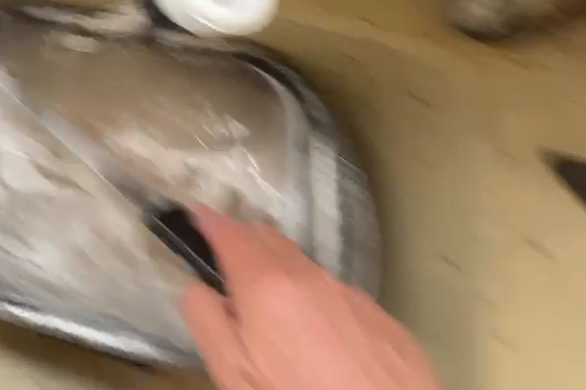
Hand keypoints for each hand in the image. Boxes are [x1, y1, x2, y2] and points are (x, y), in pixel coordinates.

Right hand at [182, 207, 440, 389]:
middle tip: (228, 265)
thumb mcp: (230, 369)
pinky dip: (323, 306)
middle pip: (268, 238)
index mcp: (265, 282)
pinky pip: (344, 300)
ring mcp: (355, 299)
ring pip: (307, 269)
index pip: (227, 230)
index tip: (194, 217)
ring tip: (280, 315)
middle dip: (243, 241)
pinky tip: (328, 345)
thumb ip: (203, 317)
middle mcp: (310, 278)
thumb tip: (201, 288)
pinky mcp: (391, 327)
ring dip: (284, 275)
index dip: (206, 219)